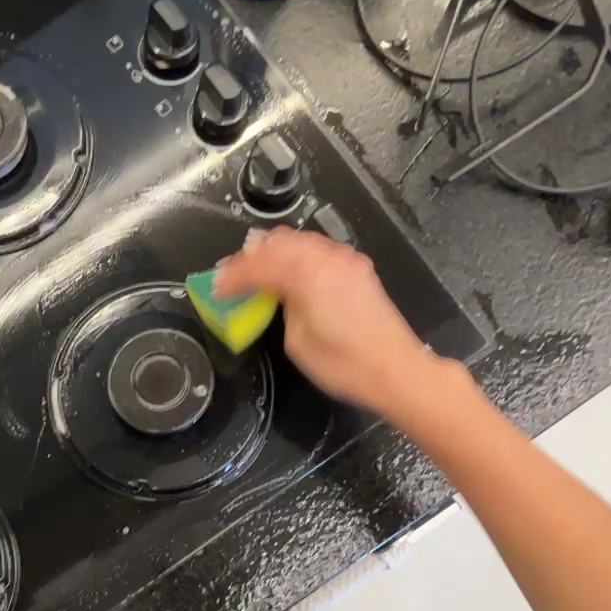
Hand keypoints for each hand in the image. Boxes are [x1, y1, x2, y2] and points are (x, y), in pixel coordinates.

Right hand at [214, 226, 447, 416]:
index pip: (258, 264)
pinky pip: (319, 251)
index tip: (216, 287)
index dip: (233, 274)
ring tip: (255, 271)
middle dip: (251, 256)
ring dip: (274, 252)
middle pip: (279, 242)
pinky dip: (297, 257)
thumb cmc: (344, 363)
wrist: (394, 369)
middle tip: (231, 274)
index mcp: (307, 274)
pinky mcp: (357, 269)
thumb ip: (281, 307)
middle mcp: (327, 257)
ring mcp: (345, 260)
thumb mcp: (296, 340)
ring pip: (300, 241)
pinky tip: (288, 273)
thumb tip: (276, 295)